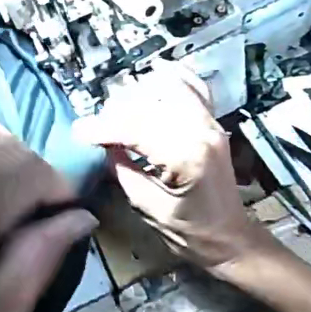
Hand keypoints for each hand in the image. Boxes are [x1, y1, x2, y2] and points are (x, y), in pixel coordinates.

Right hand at [71, 63, 281, 274]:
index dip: (103, 129)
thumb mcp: (148, 208)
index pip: (135, 130)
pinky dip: (174, 78)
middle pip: (147, 108)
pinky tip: (155, 73)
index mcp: (187, 158)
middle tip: (94, 127)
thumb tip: (102, 146)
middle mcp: (201, 132)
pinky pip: (193, 89)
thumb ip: (123, 172)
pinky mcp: (212, 123)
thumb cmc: (191, 232)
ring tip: (115, 110)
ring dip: (136, 97)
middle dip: (115, 114)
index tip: (80, 132)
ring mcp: (210, 124)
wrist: (230, 238)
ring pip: (166, 92)